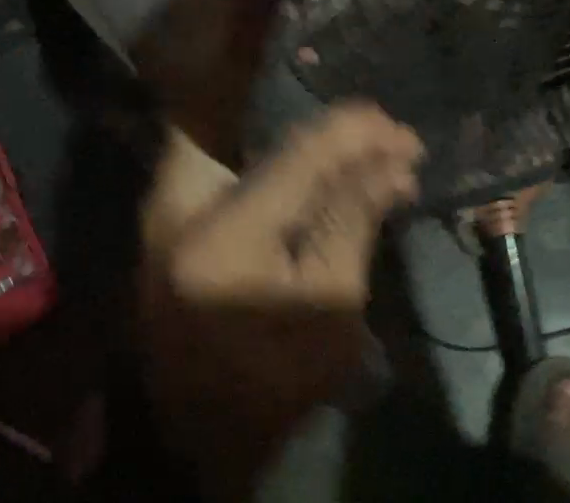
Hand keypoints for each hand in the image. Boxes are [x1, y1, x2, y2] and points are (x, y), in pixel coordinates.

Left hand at [139, 103, 421, 497]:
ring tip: (359, 156)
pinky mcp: (169, 216)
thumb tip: (391, 159)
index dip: (357, 135)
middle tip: (382, 140)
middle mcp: (178, 204)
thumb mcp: (329, 310)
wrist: (196, 435)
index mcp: (221, 235)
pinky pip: (232, 164)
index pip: (299, 157)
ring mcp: (165, 207)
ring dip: (305, 146)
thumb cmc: (271, 383)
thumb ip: (352, 221)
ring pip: (244, 142)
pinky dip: (277, 164)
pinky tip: (318, 172)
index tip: (405, 136)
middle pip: (261, 134)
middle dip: (329, 133)